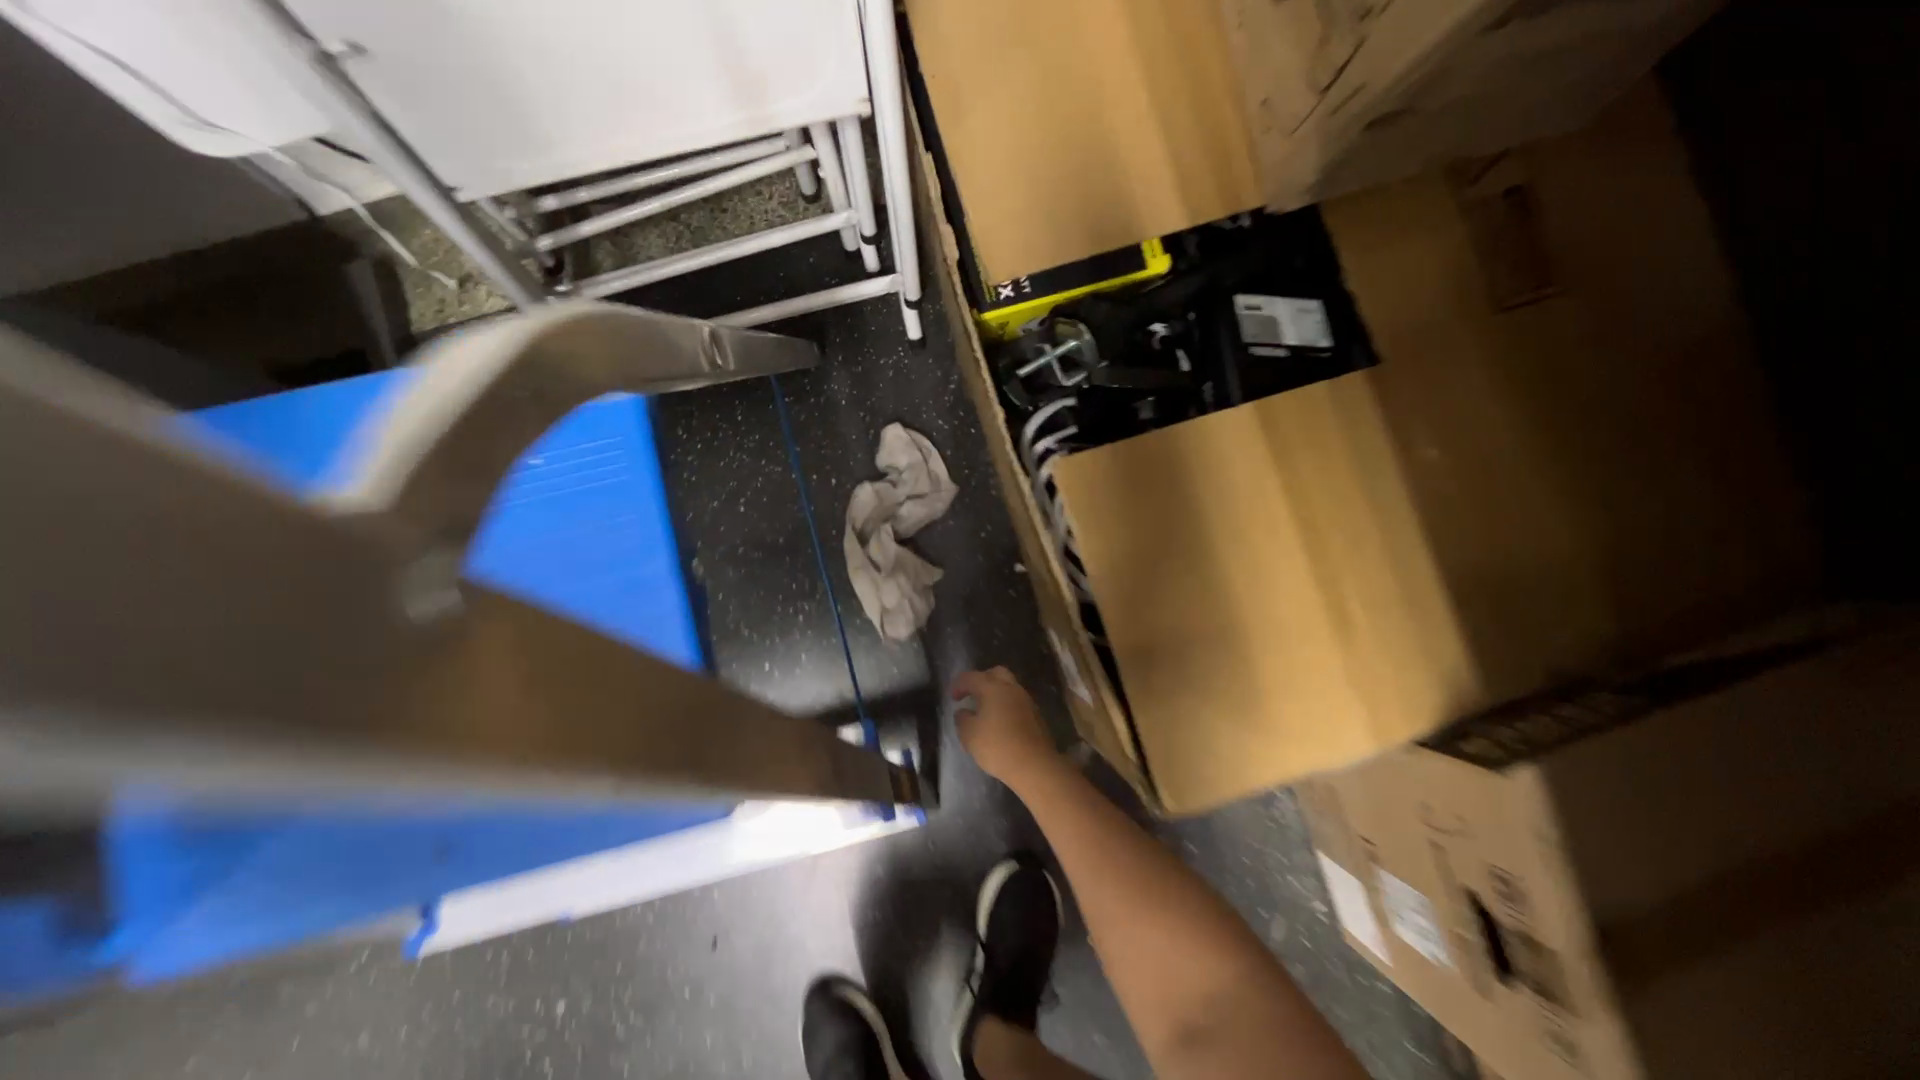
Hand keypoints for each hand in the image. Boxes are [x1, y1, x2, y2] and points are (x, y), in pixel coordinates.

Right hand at [951, 667, 1062, 790]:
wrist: (1034, 764)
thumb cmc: (997, 746)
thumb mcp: (969, 735)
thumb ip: (962, 719)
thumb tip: (963, 712)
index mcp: (993, 688)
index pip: (972, 677)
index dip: (959, 684)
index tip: (953, 697)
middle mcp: (1012, 689)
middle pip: (996, 673)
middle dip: (982, 680)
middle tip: (972, 694)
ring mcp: (1027, 701)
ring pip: (1010, 687)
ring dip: (996, 693)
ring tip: (985, 710)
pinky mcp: (1036, 716)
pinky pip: (1018, 702)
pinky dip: (1007, 706)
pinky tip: (1001, 722)